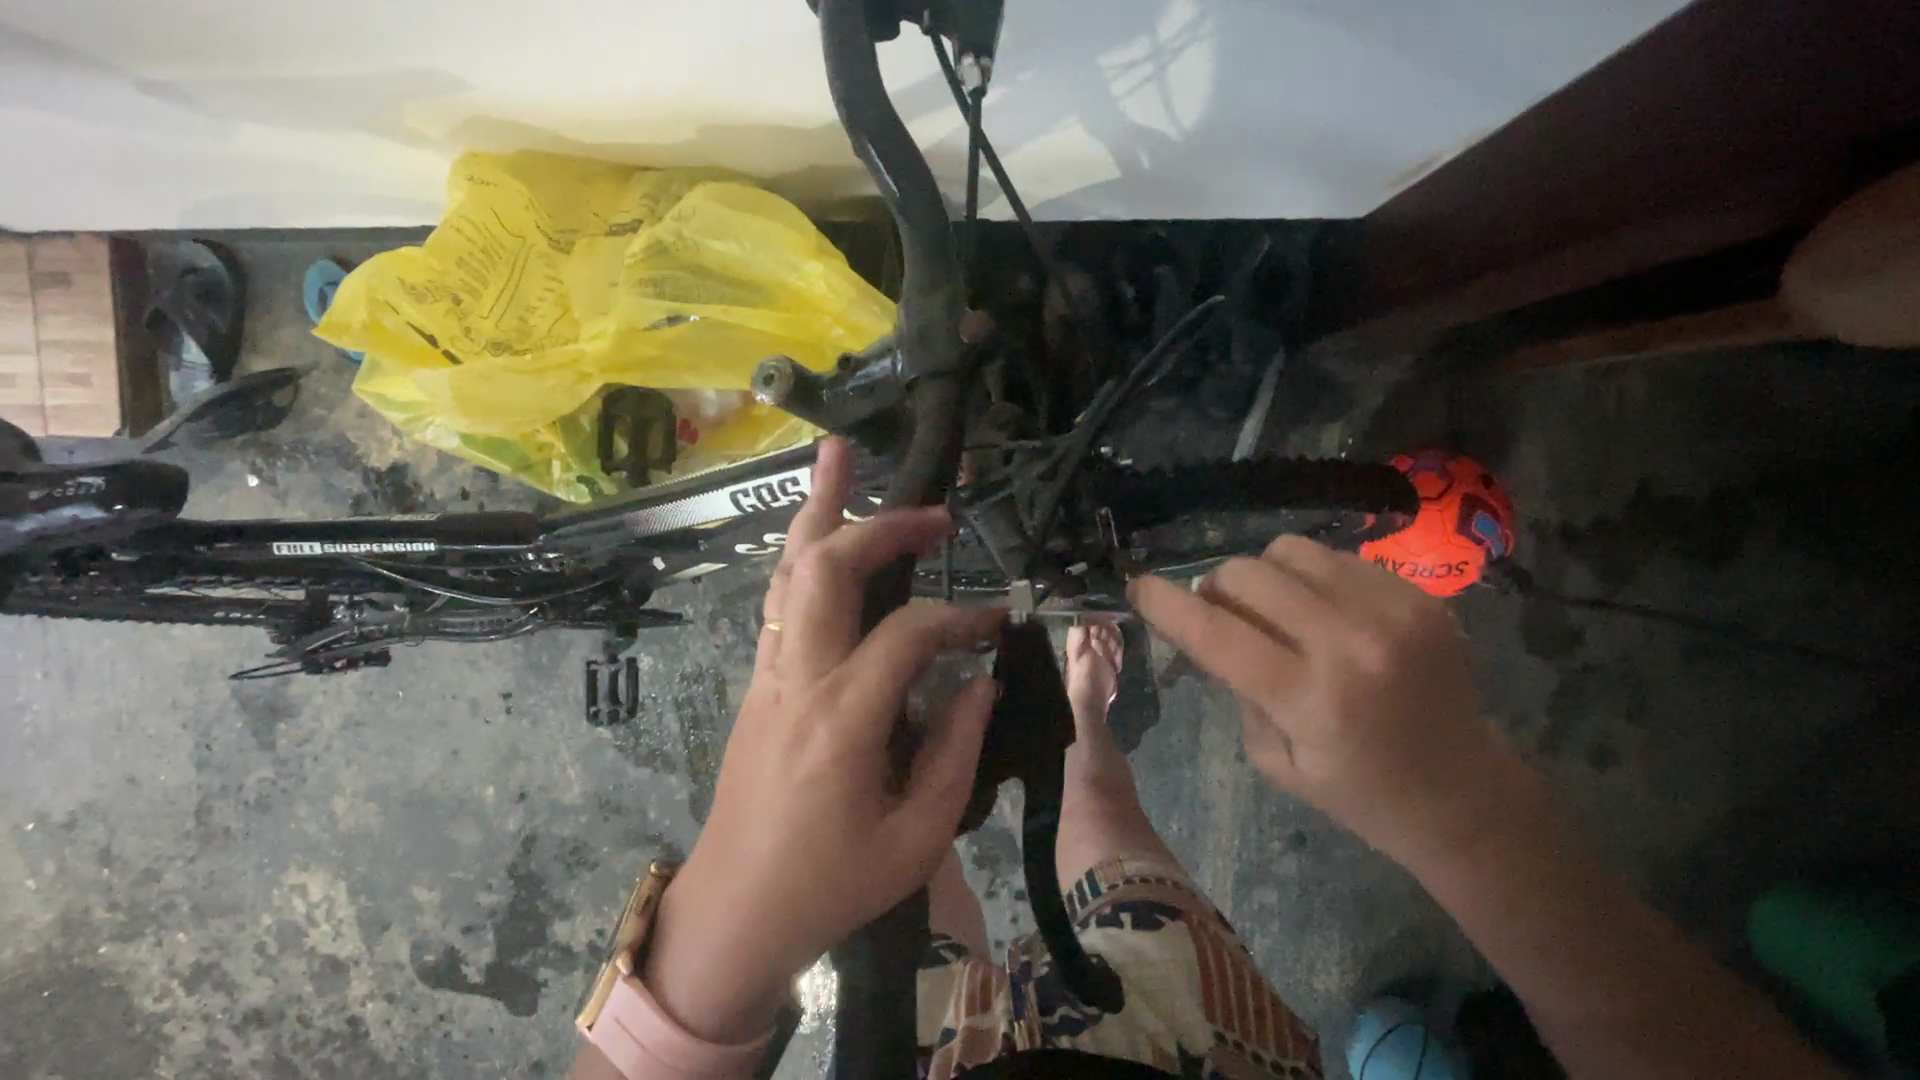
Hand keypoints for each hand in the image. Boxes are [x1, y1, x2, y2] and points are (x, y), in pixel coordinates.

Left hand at [643, 437, 1003, 1041]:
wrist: (733, 912)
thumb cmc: (829, 884)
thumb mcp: (916, 838)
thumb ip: (955, 750)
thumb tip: (978, 679)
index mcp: (842, 718)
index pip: (909, 633)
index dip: (961, 618)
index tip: (995, 622)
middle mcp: (797, 678)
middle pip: (827, 568)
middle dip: (882, 526)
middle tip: (935, 512)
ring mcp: (768, 674)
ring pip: (789, 571)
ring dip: (817, 511)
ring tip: (839, 454)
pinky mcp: (758, 682)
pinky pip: (780, 599)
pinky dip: (804, 555)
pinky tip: (822, 534)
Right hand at [1129, 536, 1538, 865]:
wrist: (1464, 791)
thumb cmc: (1357, 793)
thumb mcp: (1276, 760)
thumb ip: (1236, 688)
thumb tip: (1211, 627)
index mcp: (1311, 699)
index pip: (1217, 633)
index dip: (1166, 604)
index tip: (1138, 586)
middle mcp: (1352, 643)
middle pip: (1249, 574)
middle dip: (1216, 588)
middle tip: (1219, 613)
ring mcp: (1393, 610)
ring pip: (1290, 551)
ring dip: (1264, 576)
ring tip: (1274, 609)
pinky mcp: (1419, 595)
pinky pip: (1337, 557)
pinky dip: (1311, 578)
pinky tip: (1323, 612)